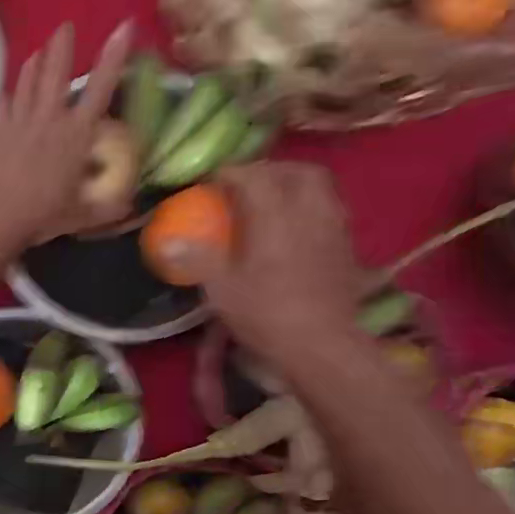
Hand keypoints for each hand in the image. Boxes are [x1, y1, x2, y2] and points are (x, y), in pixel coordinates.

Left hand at [0, 21, 134, 246]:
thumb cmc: (43, 215)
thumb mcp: (82, 216)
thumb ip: (108, 209)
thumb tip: (131, 208)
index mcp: (77, 135)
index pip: (101, 88)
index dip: (114, 56)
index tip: (123, 27)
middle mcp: (49, 120)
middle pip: (56, 75)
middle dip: (62, 48)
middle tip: (64, 26)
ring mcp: (19, 123)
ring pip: (27, 85)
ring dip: (33, 66)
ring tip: (37, 51)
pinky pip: (1, 107)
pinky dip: (4, 96)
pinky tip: (4, 90)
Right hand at [159, 162, 366, 363]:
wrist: (320, 344)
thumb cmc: (265, 313)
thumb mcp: (220, 288)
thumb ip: (197, 257)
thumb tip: (167, 240)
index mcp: (276, 216)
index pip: (255, 177)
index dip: (231, 173)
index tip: (210, 180)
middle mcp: (310, 212)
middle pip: (297, 171)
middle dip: (270, 169)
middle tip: (245, 183)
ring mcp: (334, 228)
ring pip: (320, 187)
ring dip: (293, 184)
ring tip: (271, 200)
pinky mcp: (347, 247)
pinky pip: (330, 209)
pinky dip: (309, 205)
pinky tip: (294, 226)